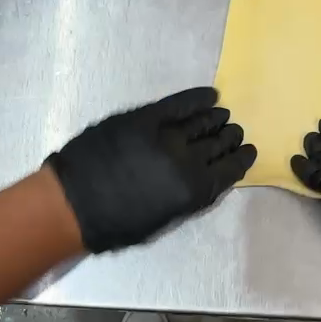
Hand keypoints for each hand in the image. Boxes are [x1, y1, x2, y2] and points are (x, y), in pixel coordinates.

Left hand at [46, 87, 256, 251]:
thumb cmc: (114, 226)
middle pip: (217, 144)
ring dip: (215, 119)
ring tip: (223, 116)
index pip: (228, 171)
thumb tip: (201, 181)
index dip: (241, 160)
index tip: (248, 151)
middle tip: (235, 131)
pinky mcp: (144, 117)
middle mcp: (186, 160)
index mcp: (193, 191)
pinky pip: (178, 103)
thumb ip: (188, 199)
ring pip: (201, 122)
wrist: (72, 204)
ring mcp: (165, 135)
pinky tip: (210, 95)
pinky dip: (196, 98)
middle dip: (229, 138)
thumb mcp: (163, 222)